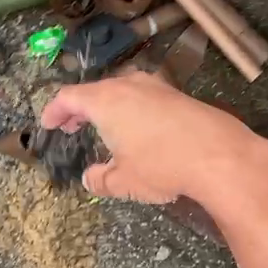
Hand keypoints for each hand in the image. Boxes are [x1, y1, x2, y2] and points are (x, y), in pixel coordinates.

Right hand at [39, 73, 267, 207]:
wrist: (218, 155)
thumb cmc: (161, 166)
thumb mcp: (123, 181)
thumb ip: (101, 179)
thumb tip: (91, 178)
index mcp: (106, 101)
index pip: (68, 98)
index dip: (54, 111)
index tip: (48, 124)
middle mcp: (129, 86)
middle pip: (95, 91)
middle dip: (79, 110)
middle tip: (71, 127)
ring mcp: (156, 87)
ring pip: (121, 92)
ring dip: (107, 109)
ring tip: (104, 129)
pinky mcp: (177, 96)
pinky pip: (143, 98)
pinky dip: (130, 111)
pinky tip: (137, 132)